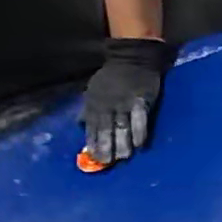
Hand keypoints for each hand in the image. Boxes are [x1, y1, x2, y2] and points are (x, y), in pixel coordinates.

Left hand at [82, 37, 172, 164]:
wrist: (132, 59)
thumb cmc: (113, 78)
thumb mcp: (93, 90)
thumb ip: (88, 109)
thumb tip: (81, 125)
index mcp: (95, 103)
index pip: (92, 127)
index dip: (94, 142)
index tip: (95, 158)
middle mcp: (108, 104)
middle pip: (106, 129)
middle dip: (107, 146)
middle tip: (108, 162)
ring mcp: (124, 103)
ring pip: (122, 127)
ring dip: (123, 143)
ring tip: (124, 157)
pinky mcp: (140, 101)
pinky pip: (140, 120)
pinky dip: (139, 133)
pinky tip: (140, 145)